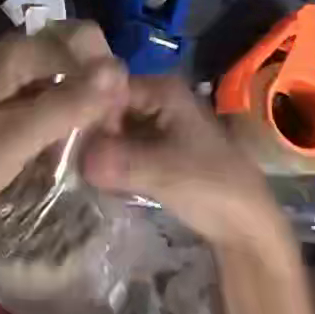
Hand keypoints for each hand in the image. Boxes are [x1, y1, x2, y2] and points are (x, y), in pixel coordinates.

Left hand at [0, 21, 127, 225]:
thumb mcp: (13, 138)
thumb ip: (66, 104)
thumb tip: (119, 69)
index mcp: (20, 54)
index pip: (88, 41)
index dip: (110, 77)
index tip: (114, 121)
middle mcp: (12, 53)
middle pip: (72, 53)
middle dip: (94, 86)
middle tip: (100, 131)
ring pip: (54, 73)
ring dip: (74, 102)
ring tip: (80, 144)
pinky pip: (35, 91)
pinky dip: (51, 112)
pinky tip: (50, 145)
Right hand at [82, 75, 285, 251]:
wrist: (247, 225)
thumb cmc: (211, 187)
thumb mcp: (160, 171)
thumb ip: (116, 160)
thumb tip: (76, 156)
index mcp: (163, 90)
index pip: (108, 88)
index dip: (88, 112)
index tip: (67, 141)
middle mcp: (159, 99)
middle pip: (110, 107)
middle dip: (92, 134)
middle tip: (69, 162)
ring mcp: (160, 124)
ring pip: (115, 130)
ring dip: (100, 151)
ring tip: (80, 173)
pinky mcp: (159, 150)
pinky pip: (124, 149)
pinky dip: (111, 163)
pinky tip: (98, 181)